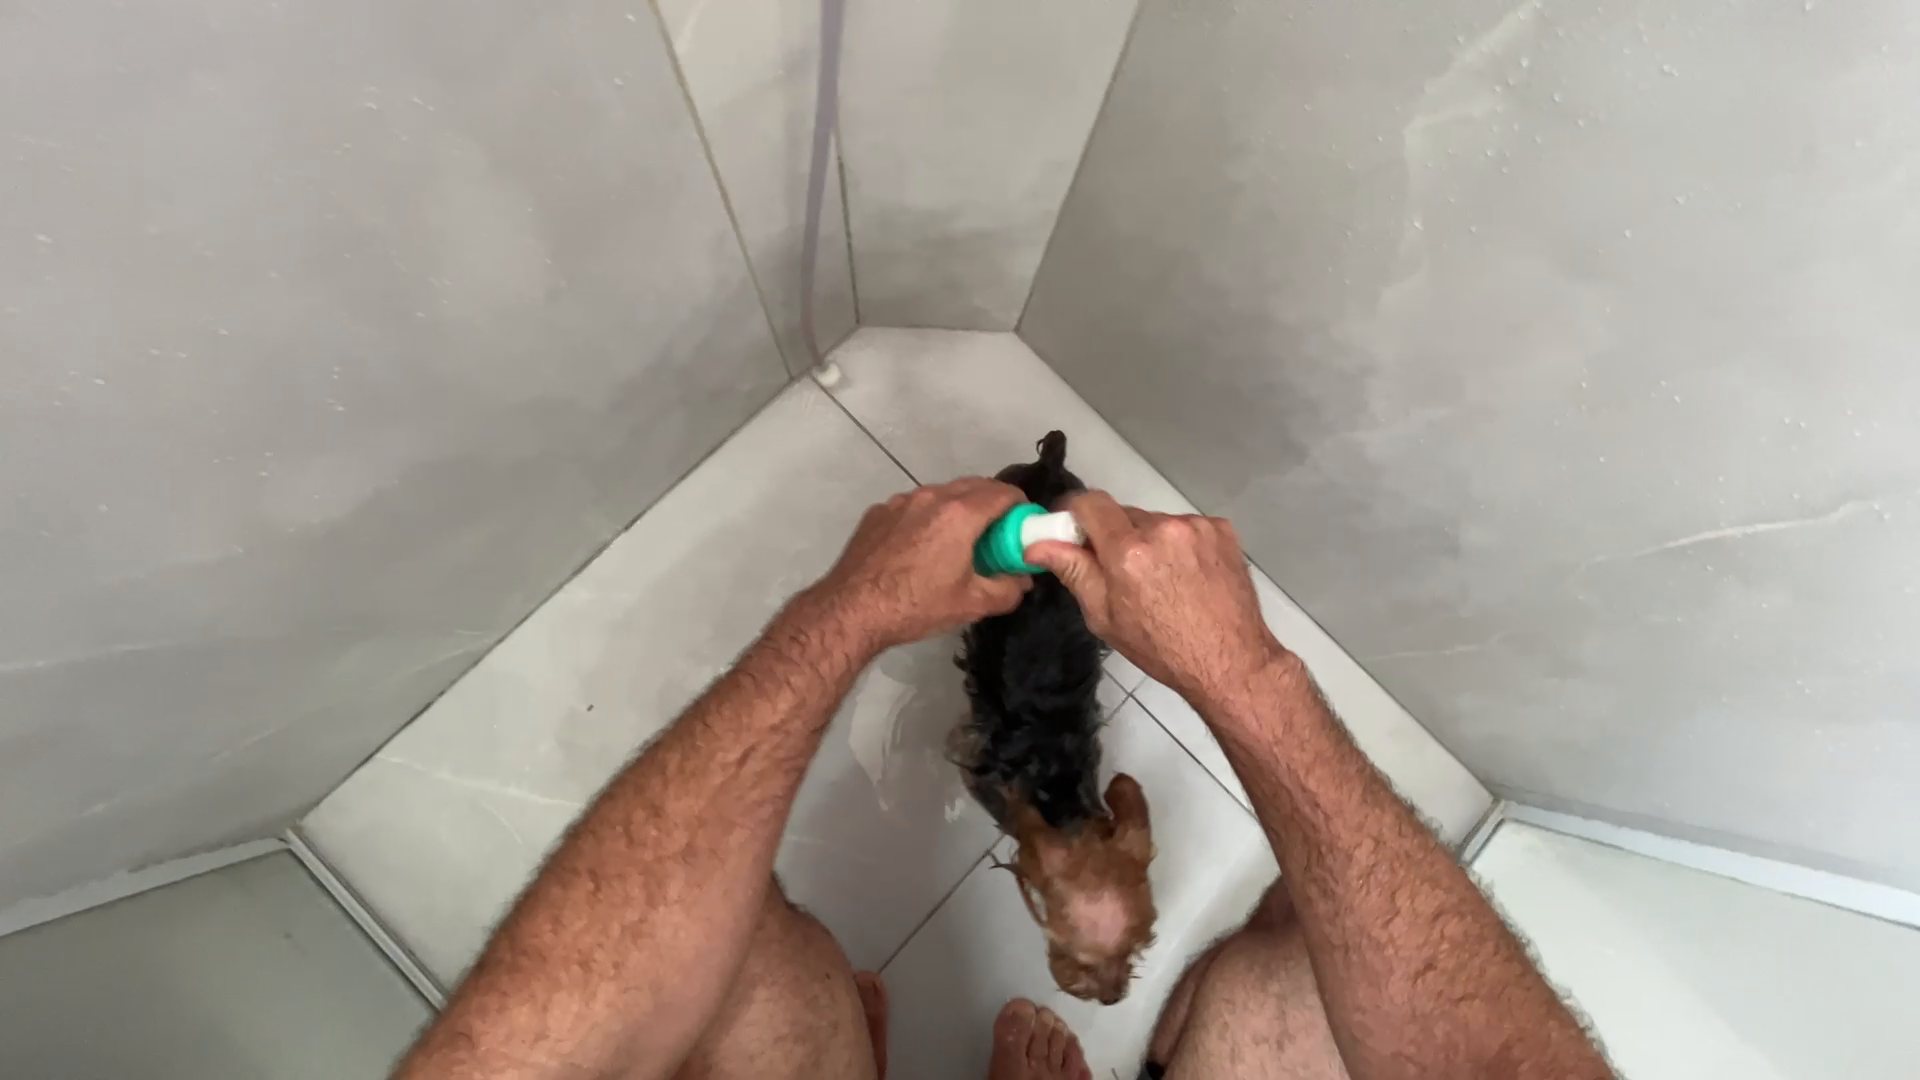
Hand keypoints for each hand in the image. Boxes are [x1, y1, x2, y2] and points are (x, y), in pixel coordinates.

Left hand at [809, 478, 1031, 652]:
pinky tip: (919, 549)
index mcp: (960, 514)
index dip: (1020, 508)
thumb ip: (1007, 589)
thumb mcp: (971, 604)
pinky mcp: (878, 512)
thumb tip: (1022, 581)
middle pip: (974, 487)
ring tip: (957, 542)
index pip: (1004, 493)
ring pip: (941, 495)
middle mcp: (931, 497)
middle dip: (991, 505)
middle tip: (996, 536)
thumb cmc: (916, 606)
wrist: (851, 610)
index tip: (1022, 527)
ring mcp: (900, 502)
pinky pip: (913, 507)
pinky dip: (927, 519)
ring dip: (958, 510)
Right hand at [1025, 492, 1285, 707]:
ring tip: (1160, 578)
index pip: (1088, 502)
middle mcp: (1161, 527)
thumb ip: (1073, 571)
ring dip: (1148, 540)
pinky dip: (1178, 543)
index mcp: (1127, 551)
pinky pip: (1184, 526)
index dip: (1073, 512)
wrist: (1230, 660)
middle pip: (1121, 513)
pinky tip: (1187, 575)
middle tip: (1118, 570)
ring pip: (1154, 520)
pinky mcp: (1221, 529)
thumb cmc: (1160, 648)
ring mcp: (1195, 526)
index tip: (1070, 529)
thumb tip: (1036, 544)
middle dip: (1113, 535)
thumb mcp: (1104, 617)